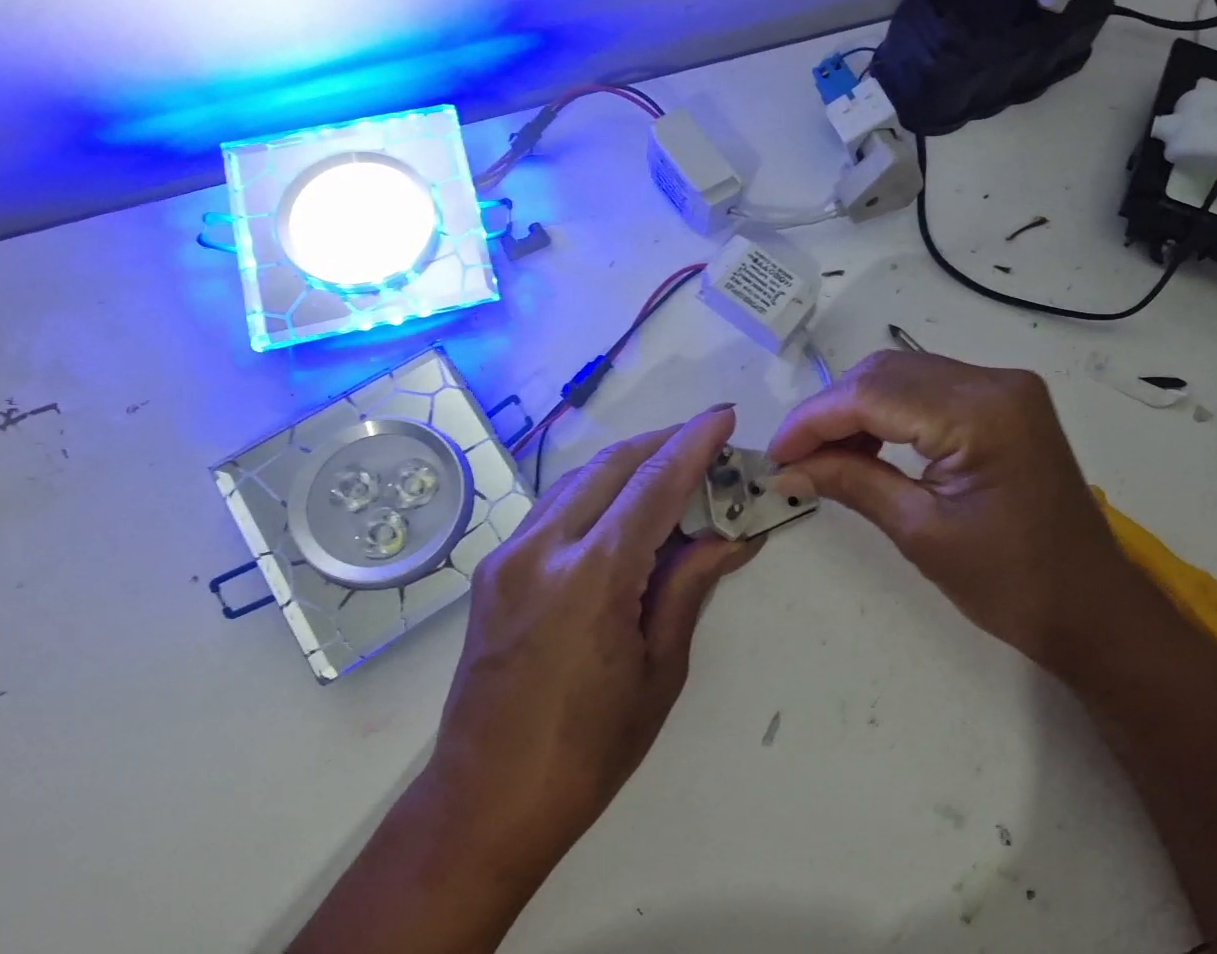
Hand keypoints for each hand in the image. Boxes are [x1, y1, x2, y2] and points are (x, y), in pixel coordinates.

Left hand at [426, 406, 761, 883]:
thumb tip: (730, 537)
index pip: (653, 486)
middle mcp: (542, 550)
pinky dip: (594, 495)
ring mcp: (509, 558)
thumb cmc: (588, 750)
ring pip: (576, 482)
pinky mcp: (494, 573)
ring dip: (626, 466)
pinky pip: (553, 511)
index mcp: (591, 577)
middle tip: (708, 444)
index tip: (724, 416)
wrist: (486, 799)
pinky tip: (623, 511)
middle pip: (610, 467)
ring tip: (672, 471)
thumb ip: (688, 588)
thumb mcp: (658, 670)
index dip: (693, 445)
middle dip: (662, 444)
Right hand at [769, 352, 1142, 668]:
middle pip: (886, 373)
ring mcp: (1007, 388)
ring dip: (857, 408)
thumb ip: (852, 482)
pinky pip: (932, 389)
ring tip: (825, 456)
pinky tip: (869, 445)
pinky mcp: (1008, 402)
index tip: (775, 456)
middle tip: (794, 459)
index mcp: (982, 413)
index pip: (873, 394)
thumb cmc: (1010, 583)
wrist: (1090, 606)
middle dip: (831, 411)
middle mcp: (997, 382)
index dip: (813, 420)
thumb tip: (787, 468)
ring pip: (905, 375)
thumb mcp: (921, 532)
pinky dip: (891, 411)